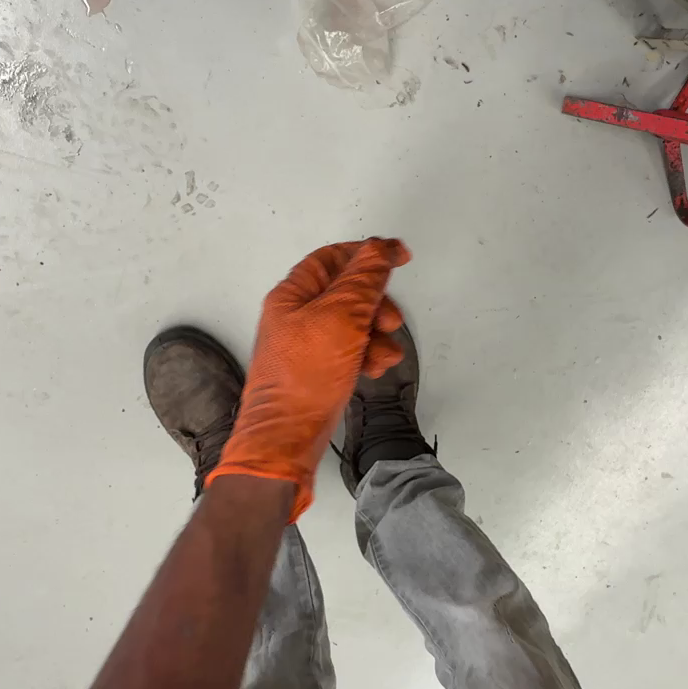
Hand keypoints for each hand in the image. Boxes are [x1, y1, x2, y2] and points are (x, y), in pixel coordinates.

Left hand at [208, 238, 410, 520]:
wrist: (285, 440)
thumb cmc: (306, 376)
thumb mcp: (340, 319)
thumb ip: (364, 280)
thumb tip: (382, 248)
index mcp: (293, 294)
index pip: (333, 257)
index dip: (368, 253)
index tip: (401, 257)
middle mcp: (297, 315)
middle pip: (348, 291)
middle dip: (376, 304)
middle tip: (391, 322)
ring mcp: (308, 345)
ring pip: (355, 324)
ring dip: (377, 335)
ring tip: (384, 356)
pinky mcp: (319, 371)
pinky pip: (351, 351)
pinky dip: (368, 356)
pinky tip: (375, 370)